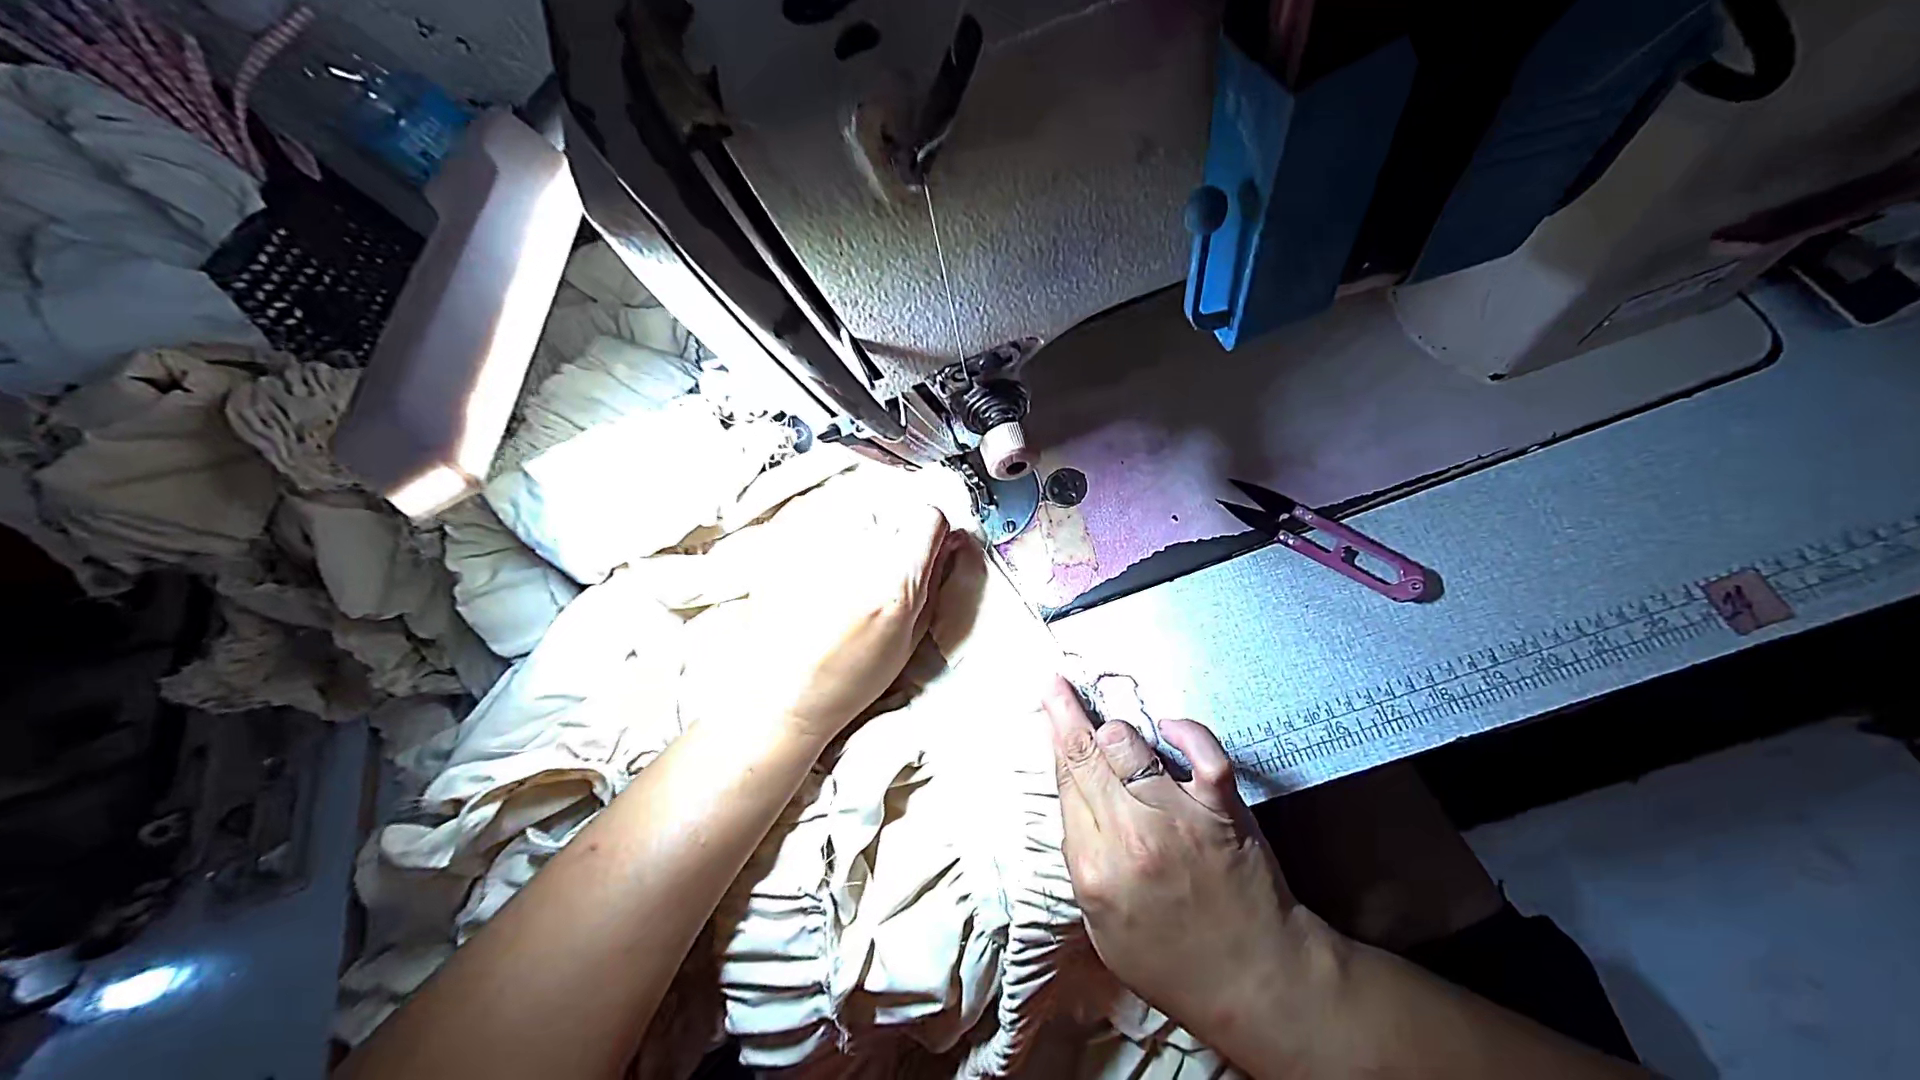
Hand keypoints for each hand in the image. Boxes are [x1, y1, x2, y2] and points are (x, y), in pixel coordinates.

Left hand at [685, 498, 952, 745]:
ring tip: (841, 565)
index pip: (930, 516)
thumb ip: (932, 581)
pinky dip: (821, 520)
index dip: (929, 530)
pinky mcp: (781, 537)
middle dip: (892, 526)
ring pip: (853, 498)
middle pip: (892, 503)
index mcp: (895, 583)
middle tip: (875, 563)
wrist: (779, 694)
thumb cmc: (841, 679)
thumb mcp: (909, 638)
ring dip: (856, 520)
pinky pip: (815, 504)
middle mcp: (856, 555)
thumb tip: (946, 542)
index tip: (922, 540)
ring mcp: (812, 542)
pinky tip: (816, 559)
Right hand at [1045, 676, 1298, 1041]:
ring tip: (1114, 733)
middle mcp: (1129, 835)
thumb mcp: (1101, 926)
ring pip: (1128, 743)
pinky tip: (1170, 725)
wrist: (1256, 985)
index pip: (1064, 780)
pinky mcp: (1222, 808)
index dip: (1053, 739)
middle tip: (1057, 686)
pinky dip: (1185, 730)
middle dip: (1065, 712)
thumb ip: (1079, 859)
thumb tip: (1073, 800)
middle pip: (1085, 753)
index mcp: (1093, 868)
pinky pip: (1201, 750)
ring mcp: (1177, 817)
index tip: (1048, 707)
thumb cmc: (1172, 962)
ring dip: (1116, 732)